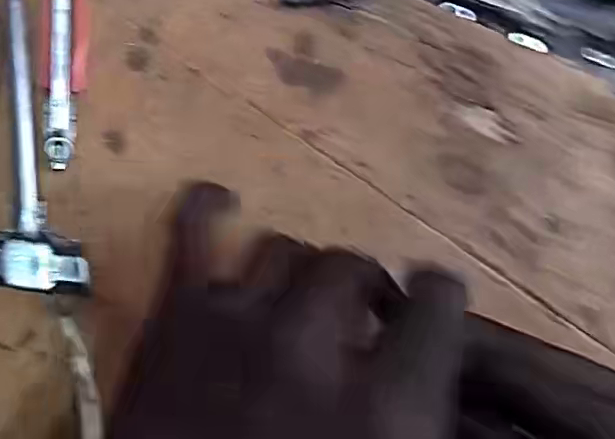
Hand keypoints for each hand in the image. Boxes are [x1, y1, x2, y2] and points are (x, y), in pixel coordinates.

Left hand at [110, 182, 466, 438]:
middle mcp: (313, 346)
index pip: (434, 318)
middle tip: (359, 303)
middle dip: (359, 281)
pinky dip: (204, 203)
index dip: (437, 298)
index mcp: (386, 412)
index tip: (433, 291)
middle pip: (346, 269)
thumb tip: (426, 396)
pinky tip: (221, 198)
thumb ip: (409, 425)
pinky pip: (189, 229)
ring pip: (281, 248)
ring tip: (303, 280)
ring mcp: (236, 314)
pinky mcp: (177, 306)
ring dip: (299, 262)